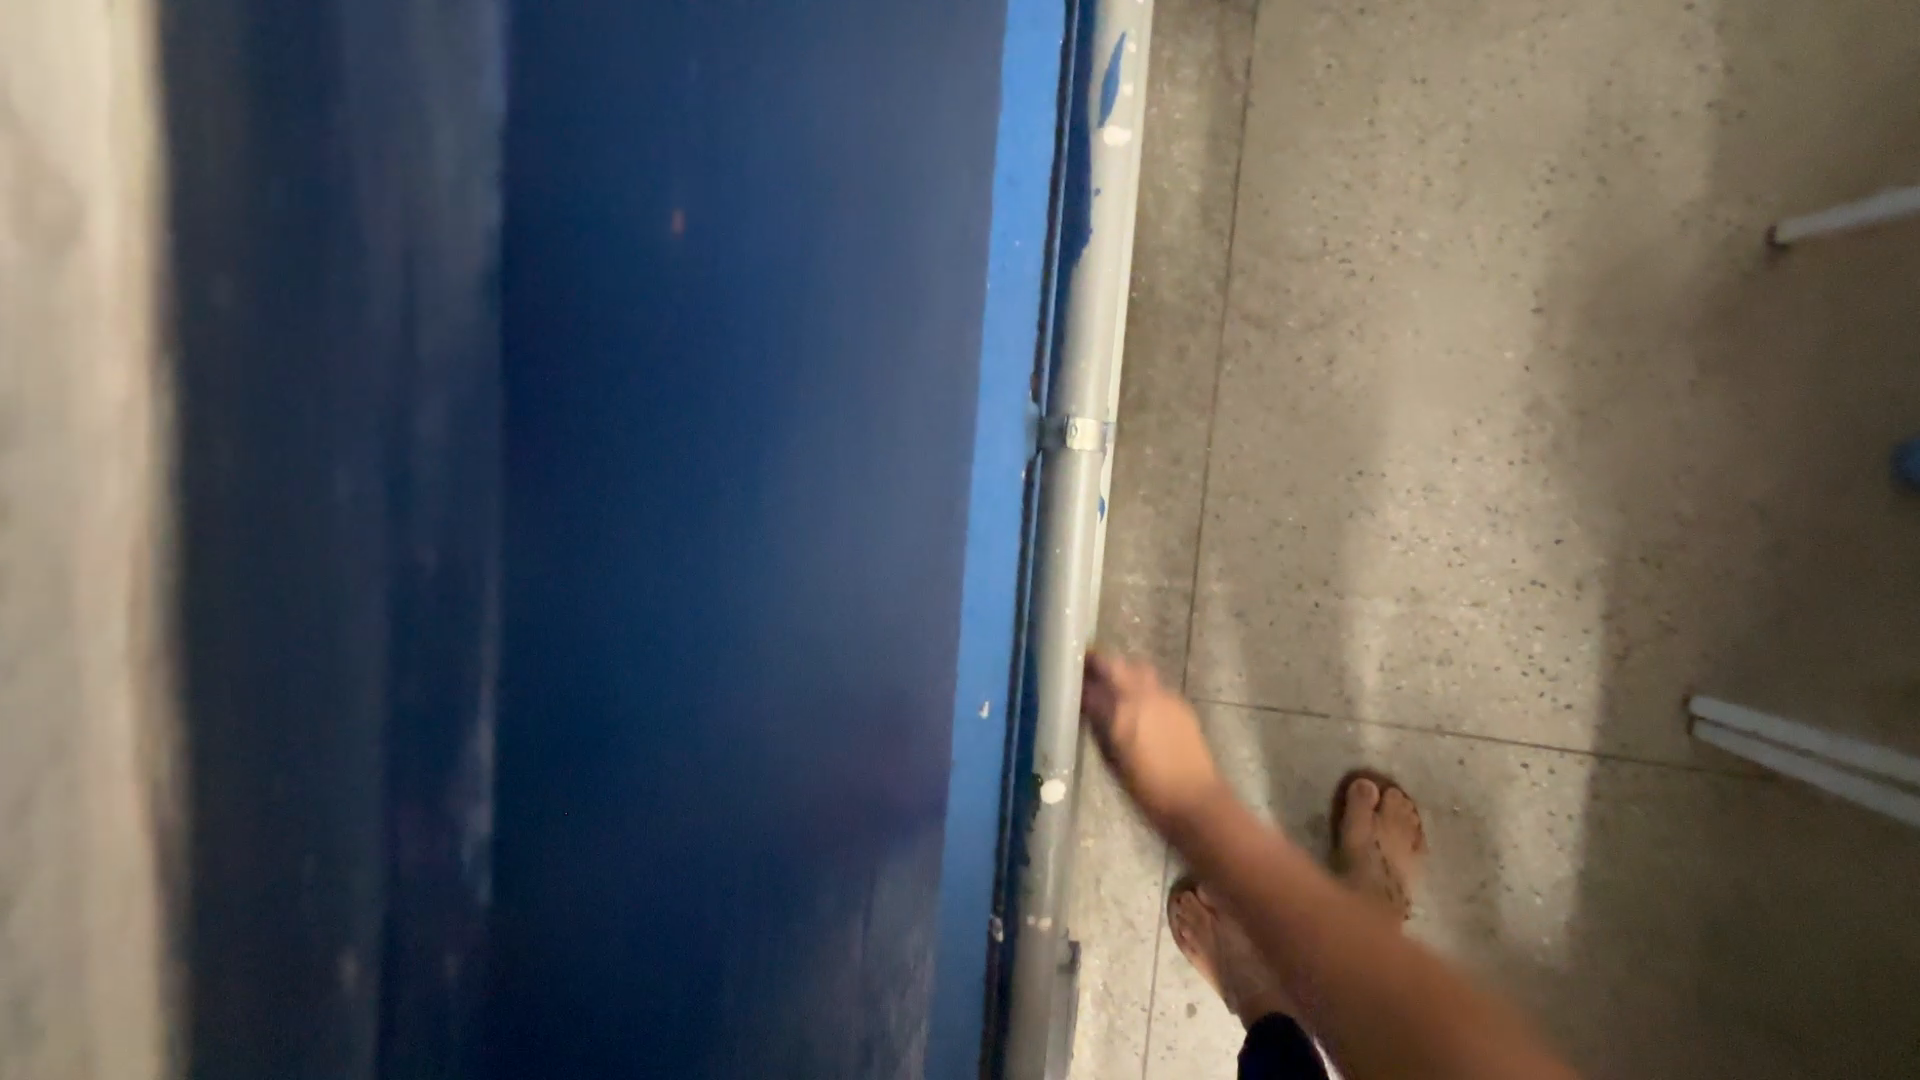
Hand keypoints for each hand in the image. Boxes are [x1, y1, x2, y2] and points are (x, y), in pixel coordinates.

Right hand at [1080, 649, 1229, 832]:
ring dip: (1122, 670)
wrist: (1196, 800)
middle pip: (1116, 664)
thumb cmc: (1148, 790)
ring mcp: (1165, 697)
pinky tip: (1139, 705)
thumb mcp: (1112, 762)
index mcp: (1121, 714)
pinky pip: (1156, 685)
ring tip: (1113, 684)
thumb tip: (1089, 708)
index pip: (1091, 685)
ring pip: (1138, 668)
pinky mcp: (1181, 704)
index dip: (1077, 680)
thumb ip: (1099, 728)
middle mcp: (1142, 697)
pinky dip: (1142, 686)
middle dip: (1099, 663)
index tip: (1067, 680)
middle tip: (1087, 671)